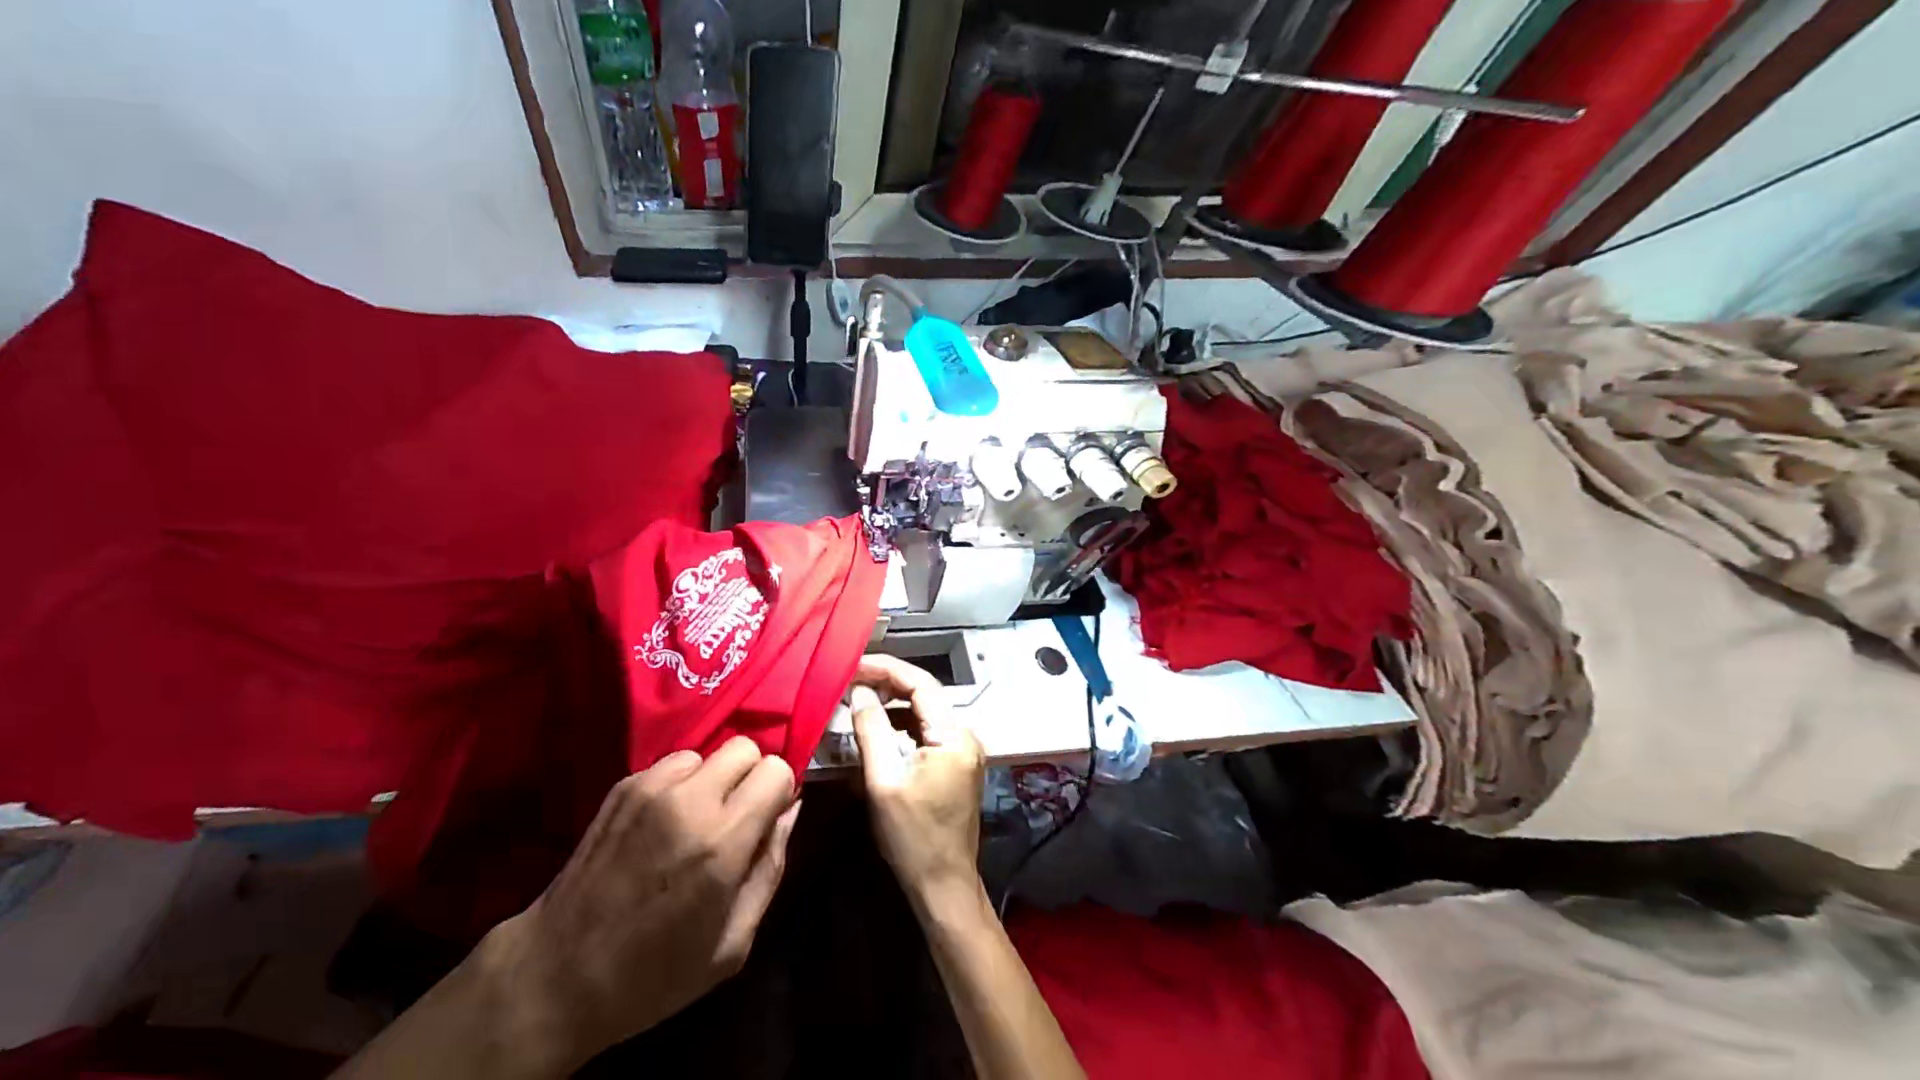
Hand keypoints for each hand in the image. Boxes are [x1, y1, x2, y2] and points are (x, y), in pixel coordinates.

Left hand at [485, 738, 800, 1070]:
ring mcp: (649, 790)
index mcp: (722, 840)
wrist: (557, 976)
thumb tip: (790, 811)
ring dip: (712, 778)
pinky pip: (672, 764)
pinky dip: (680, 783)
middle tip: (736, 817)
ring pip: (707, 752)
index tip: (766, 821)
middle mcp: (688, 802)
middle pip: (745, 748)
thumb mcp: (734, 942)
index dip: (778, 794)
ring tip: (697, 819)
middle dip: (750, 777)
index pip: (776, 770)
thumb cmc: (656, 973)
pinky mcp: (621, 789)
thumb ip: (771, 867)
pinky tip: (664, 822)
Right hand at [851, 655, 985, 897]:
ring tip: (856, 703)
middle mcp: (966, 736)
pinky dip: (901, 728)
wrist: (943, 883)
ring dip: (892, 707)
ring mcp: (964, 751)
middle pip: (924, 696)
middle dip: (886, 685)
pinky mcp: (957, 764)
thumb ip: (871, 730)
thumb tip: (859, 692)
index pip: (921, 683)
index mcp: (954, 736)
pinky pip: (926, 733)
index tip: (854, 665)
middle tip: (849, 682)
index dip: (886, 668)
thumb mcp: (883, 780)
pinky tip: (877, 732)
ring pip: (923, 714)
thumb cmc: (912, 836)